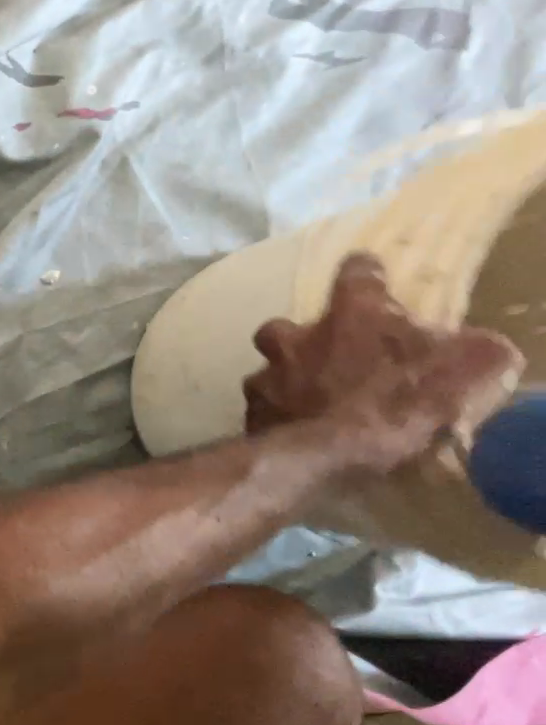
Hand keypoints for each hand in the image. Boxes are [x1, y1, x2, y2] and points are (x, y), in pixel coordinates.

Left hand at [244, 253, 523, 475]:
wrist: (333, 452)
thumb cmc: (409, 399)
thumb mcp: (474, 363)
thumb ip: (462, 345)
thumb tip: (457, 345)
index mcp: (353, 315)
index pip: (356, 275)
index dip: (363, 273)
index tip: (365, 272)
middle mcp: (296, 339)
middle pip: (283, 327)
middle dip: (297, 337)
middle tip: (321, 355)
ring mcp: (266, 378)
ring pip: (266, 370)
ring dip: (284, 380)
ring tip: (308, 398)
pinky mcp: (250, 414)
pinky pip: (262, 409)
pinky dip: (277, 415)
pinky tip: (296, 428)